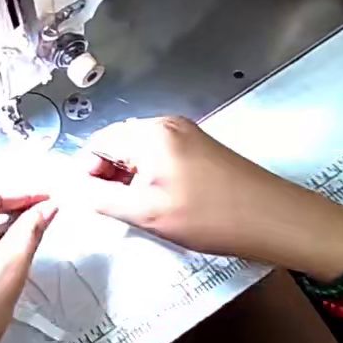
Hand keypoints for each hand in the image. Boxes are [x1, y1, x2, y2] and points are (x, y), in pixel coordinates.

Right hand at [66, 116, 342, 281]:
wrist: (273, 218)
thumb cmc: (209, 217)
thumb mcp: (146, 213)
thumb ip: (101, 197)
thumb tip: (69, 187)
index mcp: (149, 133)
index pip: (97, 143)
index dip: (88, 173)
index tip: (97, 203)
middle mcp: (166, 124)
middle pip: (118, 144)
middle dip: (111, 176)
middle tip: (123, 210)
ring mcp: (186, 133)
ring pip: (139, 153)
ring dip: (132, 179)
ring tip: (147, 209)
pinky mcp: (200, 147)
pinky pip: (161, 156)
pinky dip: (153, 177)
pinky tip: (166, 202)